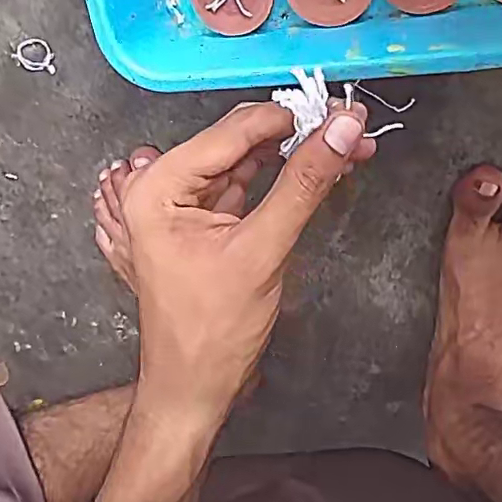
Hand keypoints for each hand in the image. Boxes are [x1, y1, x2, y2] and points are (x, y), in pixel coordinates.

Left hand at [118, 102, 374, 413]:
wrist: (193, 390)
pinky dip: (282, 174)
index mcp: (156, 187)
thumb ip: (303, 184)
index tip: (337, 112)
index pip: (231, 132)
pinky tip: (316, 168)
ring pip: (245, 156)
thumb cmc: (210, 334)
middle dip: (295, 133)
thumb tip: (339, 130)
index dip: (289, 117)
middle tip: (346, 128)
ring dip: (293, 151)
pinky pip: (245, 179)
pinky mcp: (203, 214)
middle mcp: (160, 183)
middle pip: (237, 139)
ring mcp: (181, 199)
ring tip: (342, 147)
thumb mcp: (262, 251)